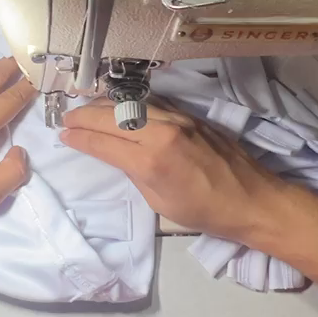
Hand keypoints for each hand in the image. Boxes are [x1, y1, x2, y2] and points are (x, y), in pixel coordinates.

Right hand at [60, 101, 297, 246]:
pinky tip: (122, 106)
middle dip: (85, 116)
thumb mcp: (160, 202)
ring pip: (133, 104)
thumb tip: (118, 156)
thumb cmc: (206, 213)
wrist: (254, 200)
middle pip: (113, 117)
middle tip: (67, 117)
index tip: (63, 134)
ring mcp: (180, 120)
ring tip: (88, 109)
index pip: (104, 143)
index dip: (80, 138)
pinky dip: (132, 103)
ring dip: (106, 105)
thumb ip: (136, 174)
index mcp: (152, 160)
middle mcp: (164, 132)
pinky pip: (155, 103)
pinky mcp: (193, 116)